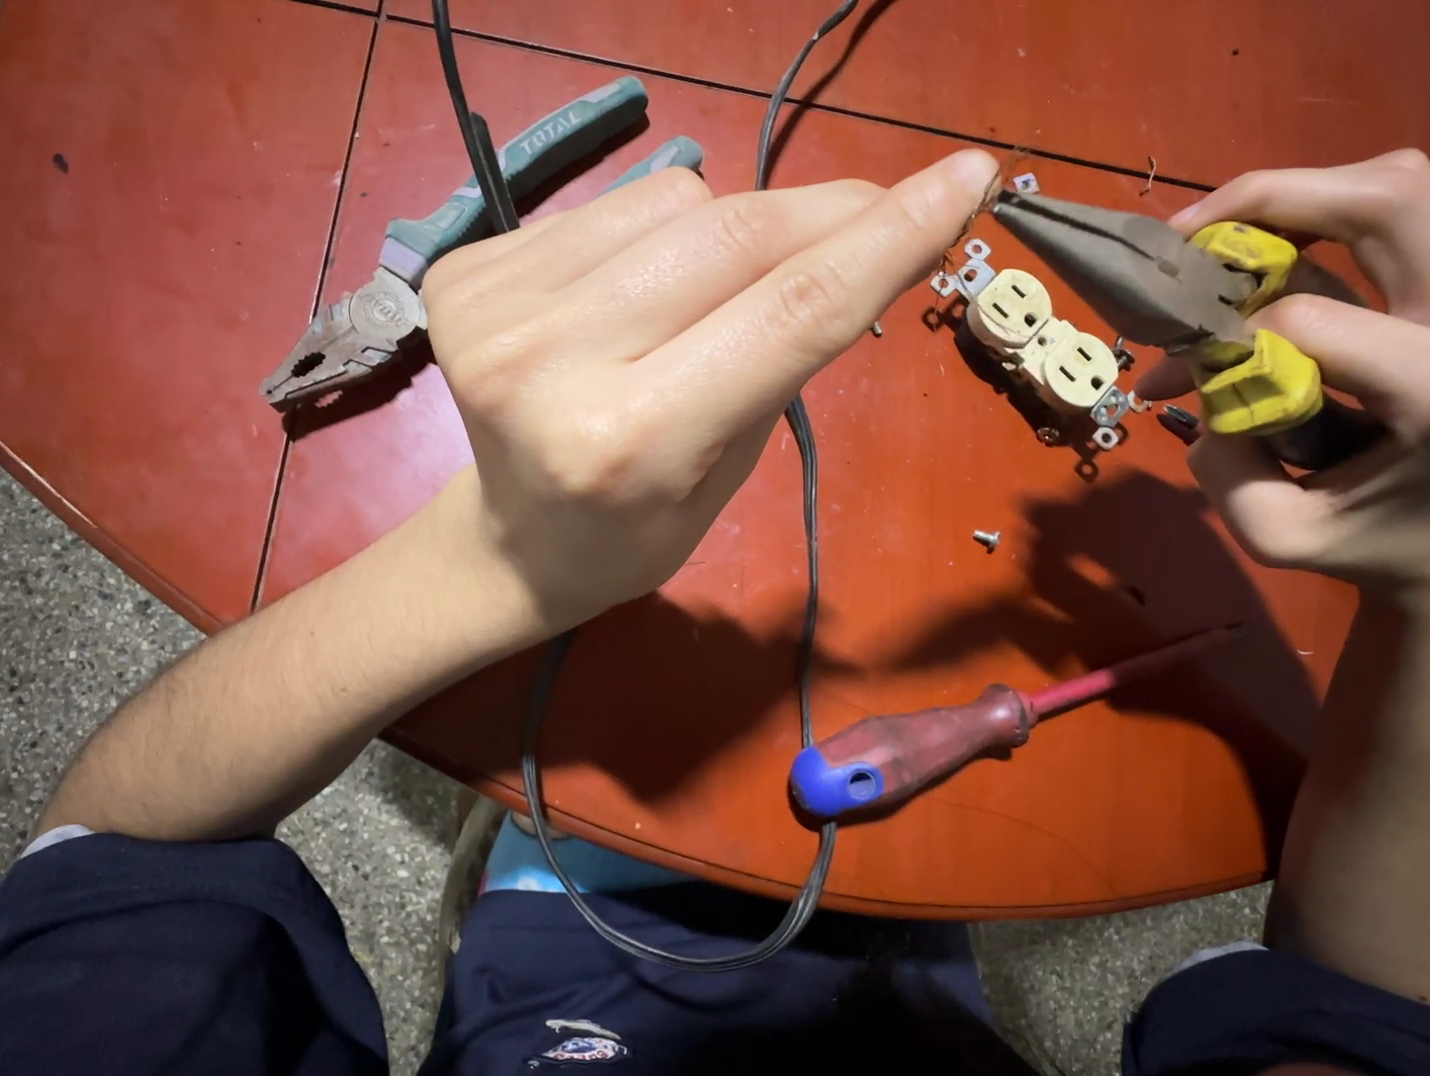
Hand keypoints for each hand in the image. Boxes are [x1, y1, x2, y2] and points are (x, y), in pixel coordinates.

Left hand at [421, 150, 999, 629]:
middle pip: (734, 238)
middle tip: (889, 209)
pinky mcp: (465, 273)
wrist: (511, 541)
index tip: (964, 180)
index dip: (886, 240)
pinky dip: (657, 233)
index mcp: (631, 442)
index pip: (787, 315)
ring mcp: (497, 310)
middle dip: (831, 213)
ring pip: (675, 200)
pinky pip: (610, 207)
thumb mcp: (729, 480)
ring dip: (732, 231)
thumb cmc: (633, 536)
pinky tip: (639, 292)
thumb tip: (848, 246)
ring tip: (712, 301)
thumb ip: (779, 365)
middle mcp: (553, 363)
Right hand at [1137, 150, 1429, 592]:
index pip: (1312, 323)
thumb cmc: (1370, 550)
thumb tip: (1198, 382)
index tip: (1187, 374)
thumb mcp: (1275, 534)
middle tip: (1186, 233)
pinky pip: (1403, 220)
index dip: (1228, 339)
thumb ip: (1224, 465)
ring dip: (1297, 199)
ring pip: (1402, 188)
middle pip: (1389, 201)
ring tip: (1222, 237)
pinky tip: (1271, 258)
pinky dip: (1321, 222)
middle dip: (1270, 199)